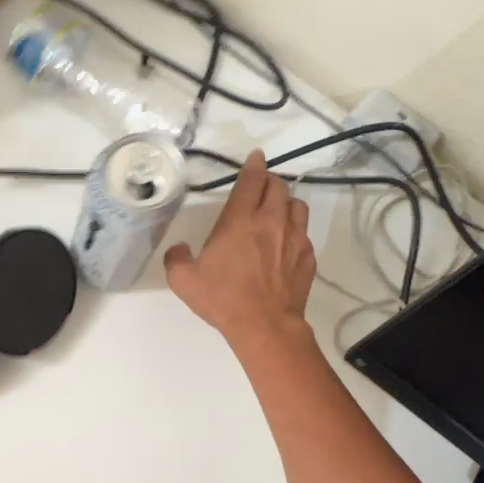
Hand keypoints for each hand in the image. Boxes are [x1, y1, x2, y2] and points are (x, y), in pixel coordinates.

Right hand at [164, 149, 316, 353]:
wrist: (264, 325)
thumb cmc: (223, 299)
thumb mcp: (184, 281)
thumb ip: (176, 259)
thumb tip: (179, 249)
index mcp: (239, 221)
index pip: (251, 181)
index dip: (254, 165)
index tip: (256, 157)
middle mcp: (271, 222)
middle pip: (278, 187)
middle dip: (269, 181)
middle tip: (261, 186)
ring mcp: (294, 238)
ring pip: (297, 205)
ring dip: (285, 202)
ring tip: (277, 210)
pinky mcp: (307, 257)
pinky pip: (304, 233)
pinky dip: (294, 230)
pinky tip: (285, 243)